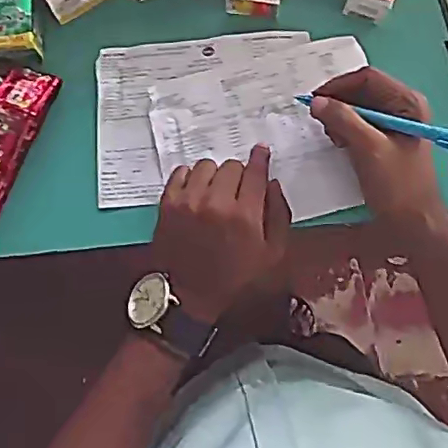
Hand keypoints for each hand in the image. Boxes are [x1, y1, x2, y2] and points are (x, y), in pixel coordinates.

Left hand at [153, 145, 289, 323]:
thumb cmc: (234, 277)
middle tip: (237, 192)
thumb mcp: (271, 255)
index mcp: (244, 216)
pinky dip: (191, 177)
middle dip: (239, 175)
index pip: (255, 171)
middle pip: (232, 166)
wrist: (188, 297)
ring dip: (214, 175)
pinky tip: (196, 191)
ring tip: (215, 192)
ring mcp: (189, 201)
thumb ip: (278, 215)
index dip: (260, 158)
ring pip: (207, 165)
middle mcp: (216, 202)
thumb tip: (273, 184)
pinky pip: (182, 172)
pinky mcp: (168, 204)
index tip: (261, 150)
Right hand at [308, 68, 447, 241]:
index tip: (315, 100)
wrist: (414, 225)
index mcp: (408, 103)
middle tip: (320, 120)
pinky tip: (340, 144)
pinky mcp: (385, 140)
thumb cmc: (398, 186)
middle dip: (338, 102)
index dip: (338, 85)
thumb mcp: (368, 149)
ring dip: (340, 117)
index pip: (368, 78)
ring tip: (332, 136)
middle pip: (362, 90)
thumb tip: (318, 102)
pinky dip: (345, 129)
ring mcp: (395, 124)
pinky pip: (360, 124)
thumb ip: (343, 120)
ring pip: (358, 107)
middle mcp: (403, 107)